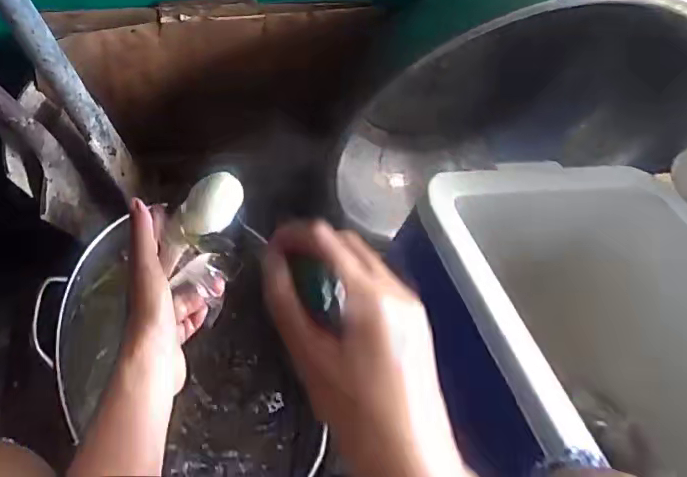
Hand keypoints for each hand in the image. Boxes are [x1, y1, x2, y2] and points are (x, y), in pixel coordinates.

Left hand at [67, 199, 210, 476]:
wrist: (153, 361)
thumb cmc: (150, 308)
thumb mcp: (147, 265)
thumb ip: (142, 235)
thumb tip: (136, 201)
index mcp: (141, 274)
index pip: (151, 245)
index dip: (164, 232)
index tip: (184, 219)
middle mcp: (149, 294)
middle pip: (169, 272)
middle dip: (188, 263)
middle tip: (211, 254)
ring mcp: (161, 317)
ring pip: (181, 297)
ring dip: (198, 289)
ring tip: (219, 283)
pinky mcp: (173, 339)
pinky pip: (187, 321)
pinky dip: (198, 313)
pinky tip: (208, 308)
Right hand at [262, 220, 472, 476]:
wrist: (415, 463)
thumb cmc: (361, 417)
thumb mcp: (311, 360)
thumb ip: (285, 304)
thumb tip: (270, 263)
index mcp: (371, 296)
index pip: (326, 237)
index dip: (293, 233)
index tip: (272, 245)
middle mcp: (396, 290)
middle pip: (347, 240)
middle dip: (312, 244)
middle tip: (285, 263)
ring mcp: (410, 304)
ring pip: (363, 257)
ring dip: (331, 259)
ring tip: (305, 285)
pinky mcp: (416, 319)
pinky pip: (377, 279)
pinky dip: (350, 277)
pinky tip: (334, 305)